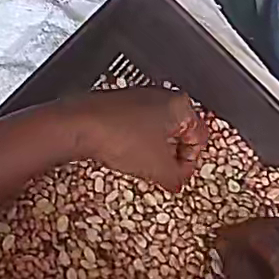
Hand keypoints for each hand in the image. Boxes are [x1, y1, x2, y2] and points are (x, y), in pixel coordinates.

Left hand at [69, 88, 207, 190]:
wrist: (79, 125)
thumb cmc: (119, 136)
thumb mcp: (158, 168)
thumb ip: (177, 177)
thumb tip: (178, 181)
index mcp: (180, 106)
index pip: (200, 138)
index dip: (190, 164)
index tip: (179, 178)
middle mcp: (162, 96)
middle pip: (179, 133)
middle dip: (172, 157)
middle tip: (164, 175)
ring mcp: (140, 98)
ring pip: (158, 131)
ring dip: (154, 151)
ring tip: (142, 166)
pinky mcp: (120, 105)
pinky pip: (137, 127)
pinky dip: (136, 143)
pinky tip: (126, 155)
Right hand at [216, 218, 278, 278]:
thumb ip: (238, 267)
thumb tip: (227, 245)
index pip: (267, 234)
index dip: (239, 232)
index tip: (218, 236)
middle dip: (256, 230)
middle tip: (230, 238)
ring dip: (267, 242)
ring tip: (240, 253)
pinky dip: (277, 257)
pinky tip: (258, 270)